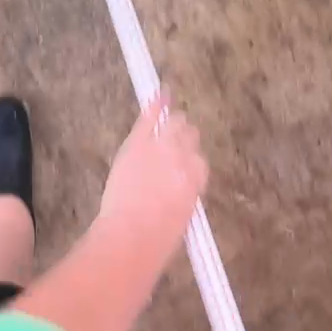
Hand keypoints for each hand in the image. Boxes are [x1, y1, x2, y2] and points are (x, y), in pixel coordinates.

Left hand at [98, 90, 207, 250]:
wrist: (132, 234)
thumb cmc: (156, 239)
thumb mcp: (181, 221)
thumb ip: (182, 198)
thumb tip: (178, 193)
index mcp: (197, 181)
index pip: (199, 162)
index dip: (188, 163)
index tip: (179, 168)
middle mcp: (184, 159)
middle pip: (189, 138)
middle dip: (183, 139)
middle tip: (172, 144)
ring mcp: (161, 147)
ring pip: (174, 124)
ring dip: (171, 123)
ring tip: (167, 122)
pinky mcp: (138, 143)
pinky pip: (149, 118)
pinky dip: (155, 104)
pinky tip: (159, 92)